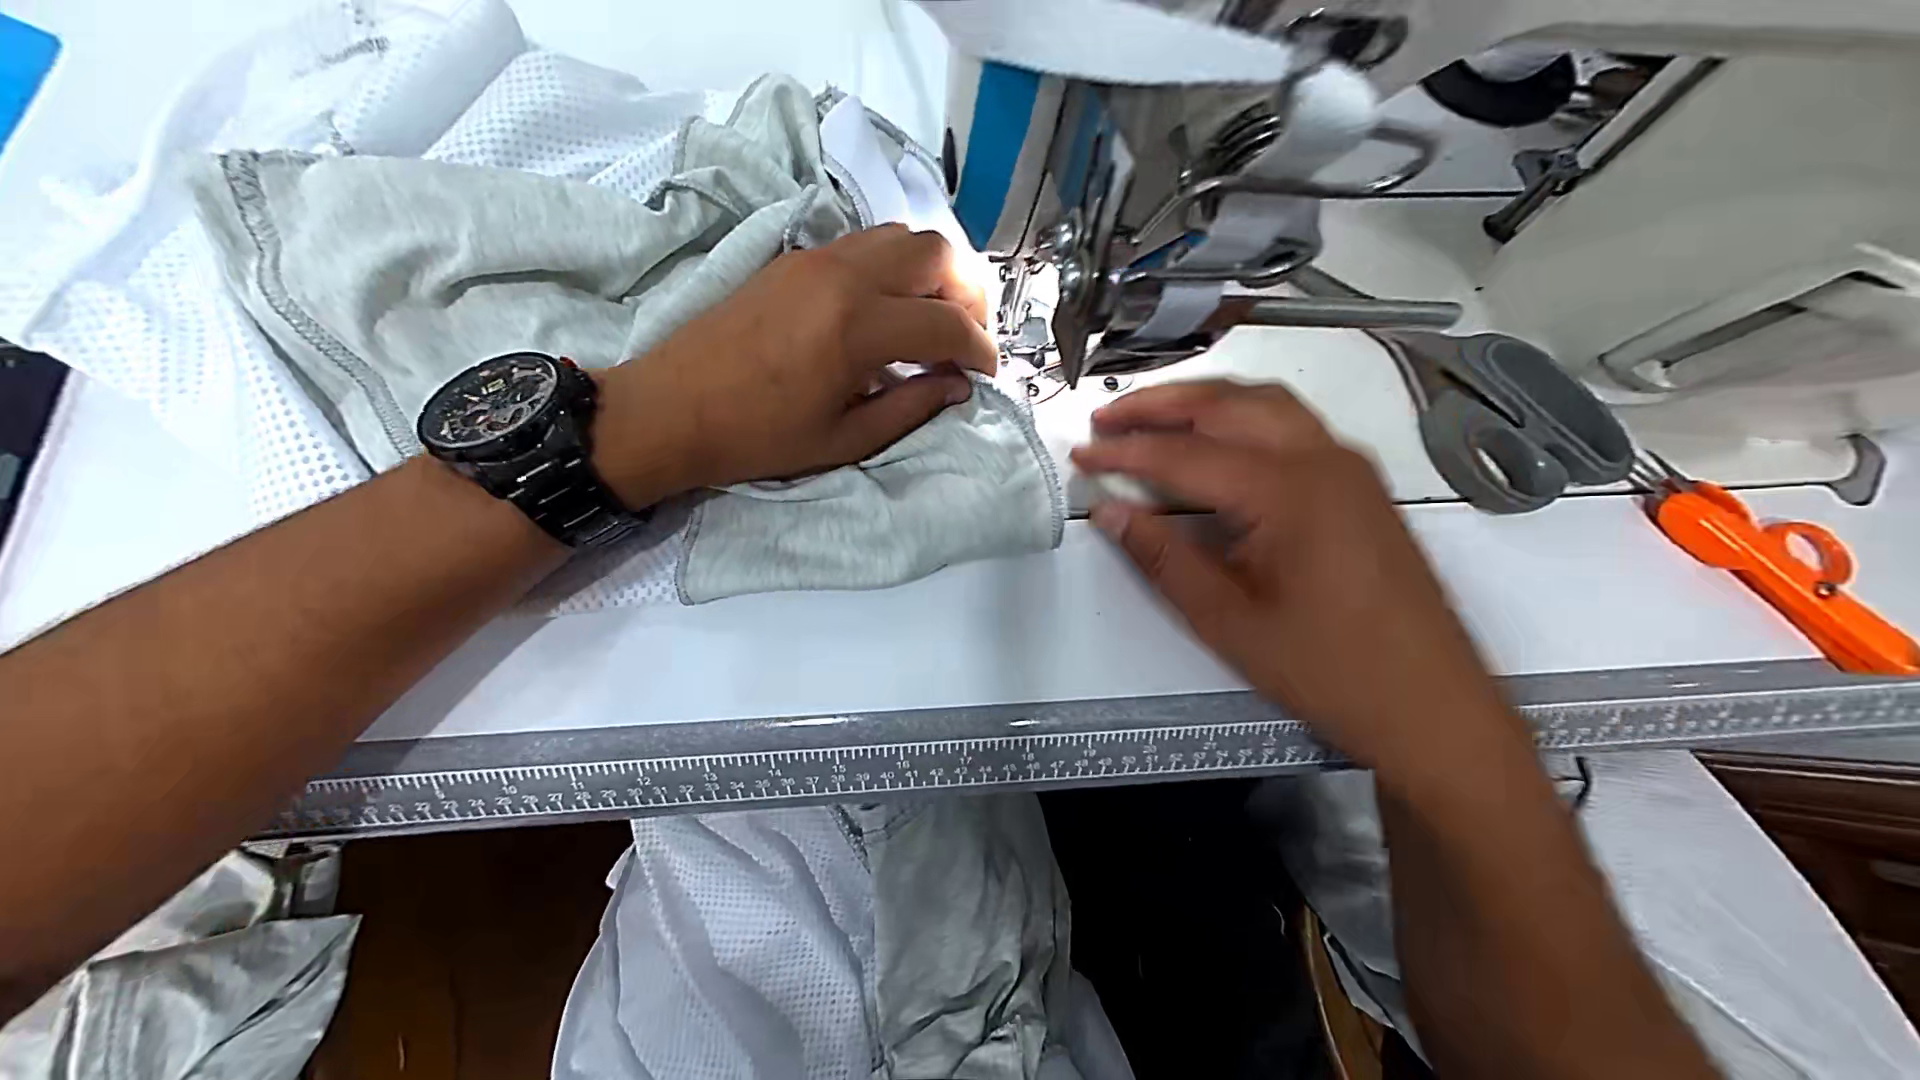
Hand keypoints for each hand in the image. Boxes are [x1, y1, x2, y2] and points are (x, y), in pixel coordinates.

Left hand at [590, 224, 995, 507]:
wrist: (672, 407)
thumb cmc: (759, 437)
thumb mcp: (845, 440)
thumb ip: (912, 407)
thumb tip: (958, 386)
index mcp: (858, 327)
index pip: (948, 323)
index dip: (980, 350)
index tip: (985, 374)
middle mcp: (843, 275)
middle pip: (937, 253)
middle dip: (968, 295)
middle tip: (965, 339)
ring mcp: (816, 258)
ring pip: (902, 236)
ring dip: (933, 273)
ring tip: (932, 321)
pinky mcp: (795, 258)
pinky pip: (866, 242)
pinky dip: (896, 266)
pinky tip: (889, 309)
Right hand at [1071, 380, 1527, 783]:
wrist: (1429, 701)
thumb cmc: (1327, 668)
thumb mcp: (1227, 620)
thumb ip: (1163, 557)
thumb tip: (1111, 513)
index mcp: (1287, 492)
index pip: (1186, 455)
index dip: (1126, 452)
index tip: (1083, 453)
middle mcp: (1322, 460)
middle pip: (1226, 405)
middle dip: (1159, 405)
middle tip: (1107, 418)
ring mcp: (1348, 466)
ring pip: (1263, 402)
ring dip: (1202, 401)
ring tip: (1153, 416)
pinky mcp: (1358, 482)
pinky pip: (1290, 422)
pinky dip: (1240, 414)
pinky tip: (1216, 437)